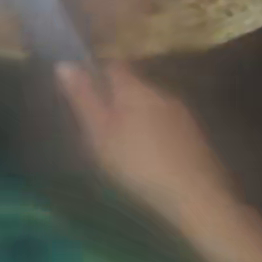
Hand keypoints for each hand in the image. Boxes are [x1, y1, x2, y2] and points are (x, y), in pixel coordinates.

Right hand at [56, 63, 249, 236]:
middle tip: (96, 118)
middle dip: (114, 95)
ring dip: (134, 113)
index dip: (96, 70)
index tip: (82, 86)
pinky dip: (151, 129)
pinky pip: (165, 122)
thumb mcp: (98, 131)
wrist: (197, 198)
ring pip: (150, 103)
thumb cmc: (136, 161)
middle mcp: (161, 93)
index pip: (113, 65)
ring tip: (119, 139)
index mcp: (134, 89)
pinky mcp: (196, 136)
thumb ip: (82, 97)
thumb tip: (64, 64)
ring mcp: (182, 114)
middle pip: (132, 84)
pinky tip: (145, 152)